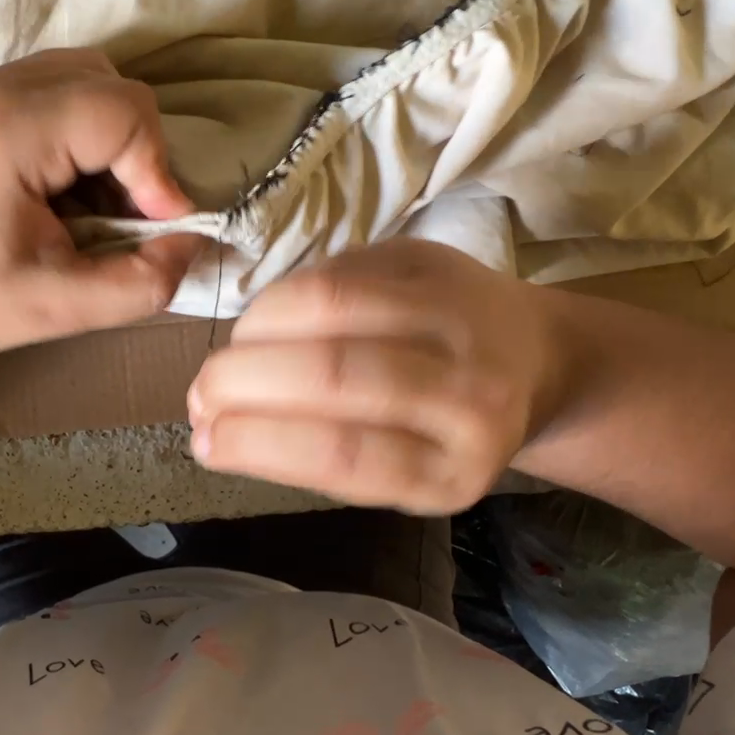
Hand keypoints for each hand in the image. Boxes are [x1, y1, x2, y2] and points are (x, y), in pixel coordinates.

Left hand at [0, 49, 204, 372]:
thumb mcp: (60, 309)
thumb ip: (143, 282)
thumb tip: (195, 242)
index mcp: (11, 129)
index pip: (125, 111)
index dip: (157, 172)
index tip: (158, 229)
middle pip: (112, 84)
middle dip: (138, 151)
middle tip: (130, 217)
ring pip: (86, 80)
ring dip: (112, 138)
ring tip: (100, 204)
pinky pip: (54, 92)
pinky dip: (79, 133)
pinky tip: (66, 189)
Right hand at [187, 239, 563, 514]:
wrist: (533, 362)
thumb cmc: (441, 433)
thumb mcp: (391, 475)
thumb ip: (308, 457)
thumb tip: (206, 432)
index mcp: (453, 469)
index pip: (341, 453)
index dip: (256, 444)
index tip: (204, 440)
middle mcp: (472, 394)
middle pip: (332, 373)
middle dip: (239, 381)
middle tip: (201, 393)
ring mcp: (458, 316)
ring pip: (327, 306)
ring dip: (252, 333)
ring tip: (232, 356)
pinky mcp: (434, 259)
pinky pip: (333, 271)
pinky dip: (281, 300)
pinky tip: (269, 324)